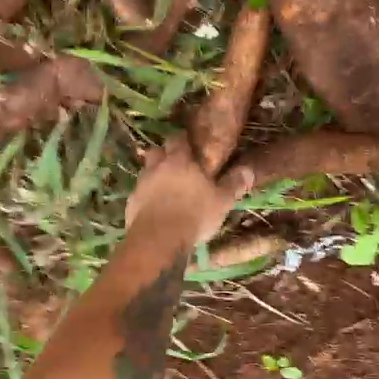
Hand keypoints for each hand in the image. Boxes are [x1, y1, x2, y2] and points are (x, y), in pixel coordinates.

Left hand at [125, 138, 252, 249]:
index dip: (182, 140)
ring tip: (166, 187)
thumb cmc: (194, 214)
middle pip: (156, 151)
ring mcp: (141, 185)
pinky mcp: (130, 203)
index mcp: (179, 160)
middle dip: (164, 154)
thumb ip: (233, 184)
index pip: (177, 139)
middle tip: (176, 165)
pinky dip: (146, 197)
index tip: (189, 144)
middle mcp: (156, 167)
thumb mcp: (221, 201)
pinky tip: (155, 208)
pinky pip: (139, 194)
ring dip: (154, 175)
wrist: (159, 239)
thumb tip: (248, 170)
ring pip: (146, 172)